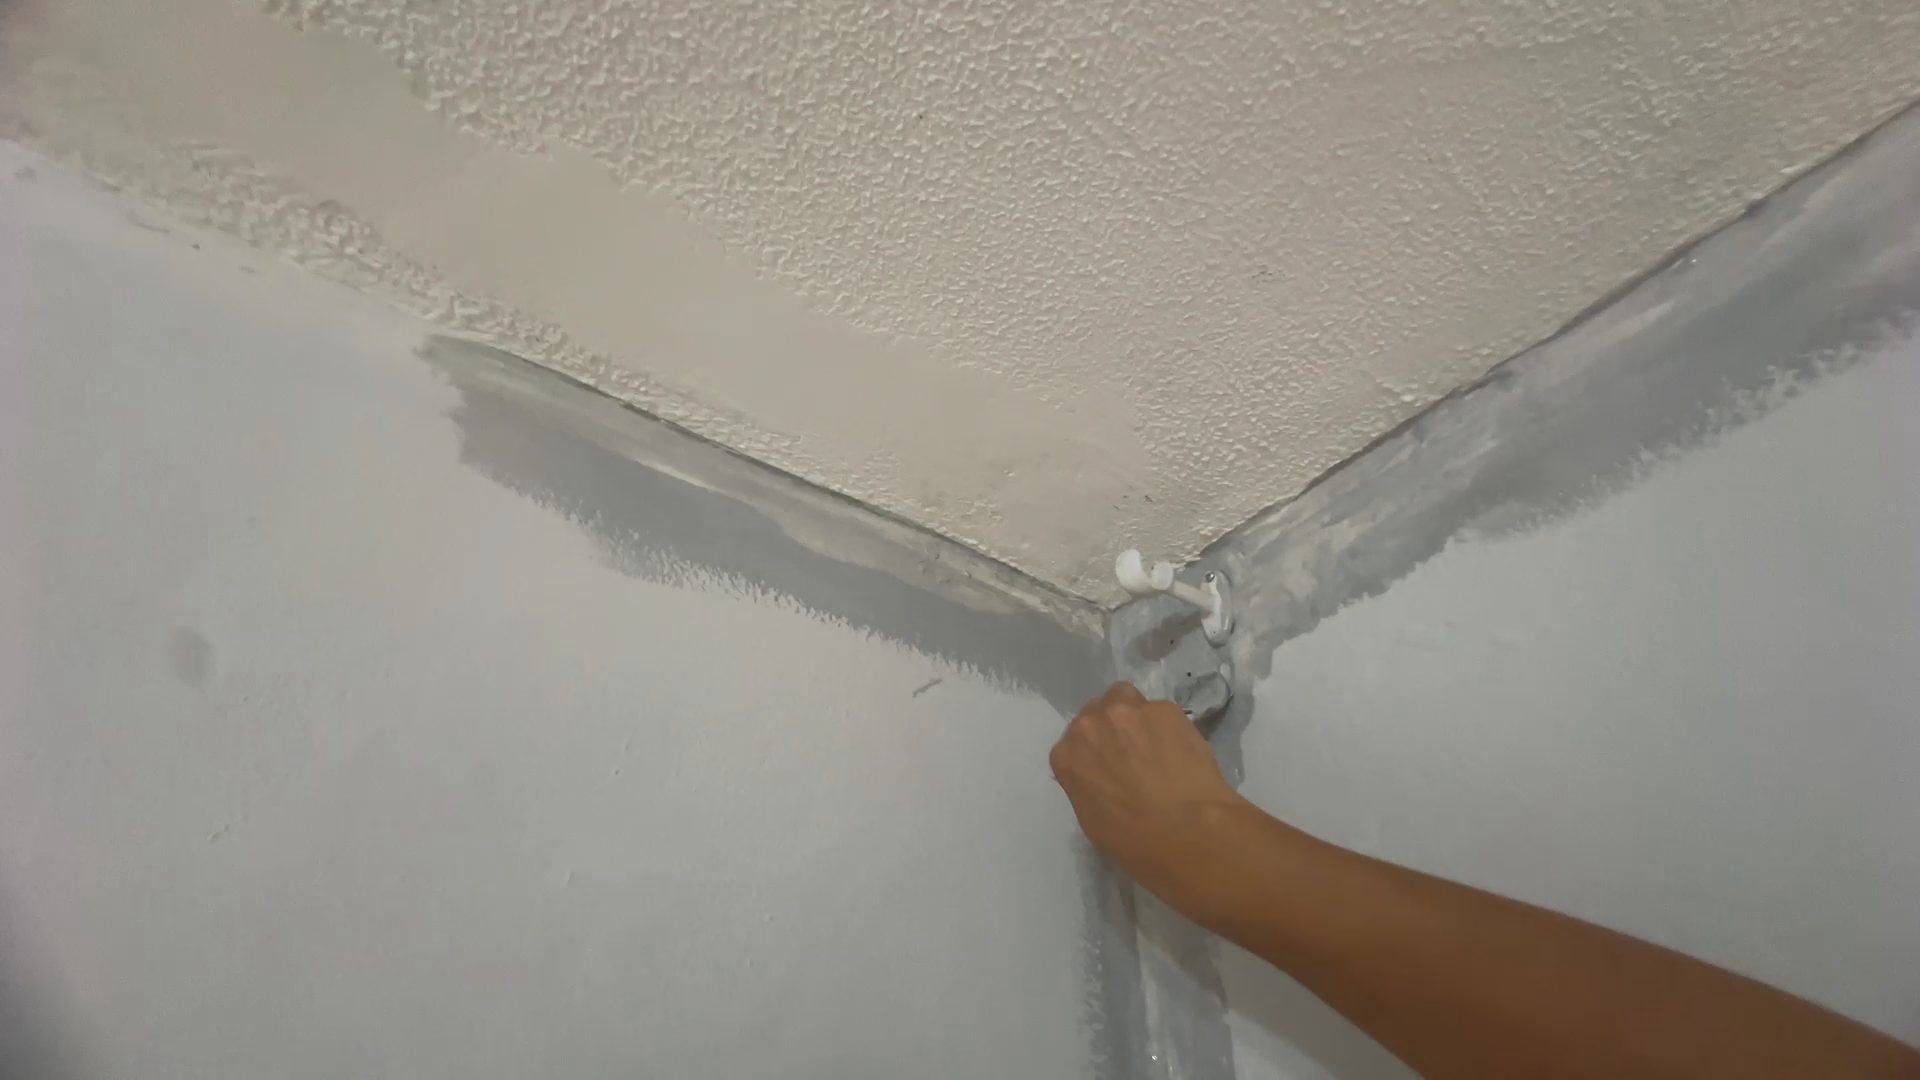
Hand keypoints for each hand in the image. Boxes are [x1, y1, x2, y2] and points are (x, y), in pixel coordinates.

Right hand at [1049, 682, 1247, 906]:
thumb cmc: (1135, 842)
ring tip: (1154, 742)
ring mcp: (1126, 711)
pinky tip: (1181, 750)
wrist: (1188, 831)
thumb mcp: (1093, 820)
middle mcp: (1089, 725)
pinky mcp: (1164, 708)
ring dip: (1134, 714)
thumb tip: (1103, 778)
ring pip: (1124, 698)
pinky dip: (1168, 725)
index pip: (1073, 744)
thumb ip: (1087, 785)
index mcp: (1066, 756)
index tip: (1108, 768)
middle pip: (1095, 713)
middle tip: (1132, 754)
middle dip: (1110, 729)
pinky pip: (1161, 710)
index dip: (1093, 754)